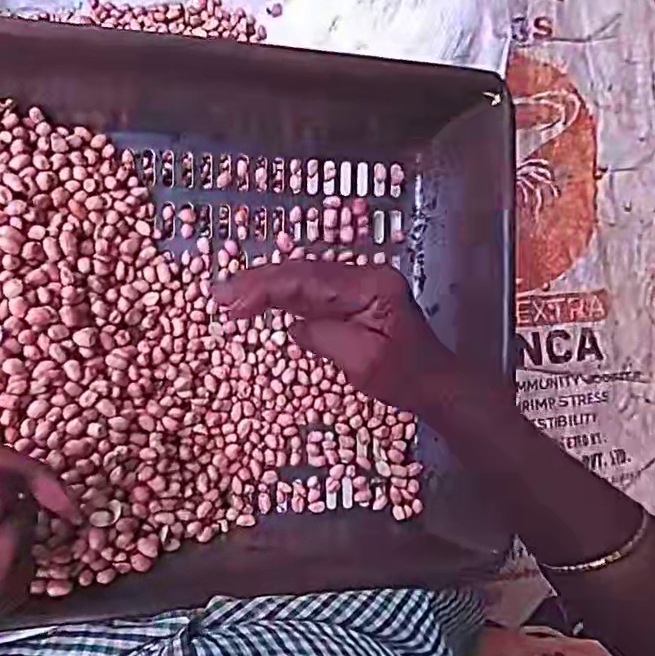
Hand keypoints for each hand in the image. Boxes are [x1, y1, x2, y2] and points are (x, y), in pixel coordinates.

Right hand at [211, 261, 458, 412]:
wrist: (436, 383)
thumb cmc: (407, 377)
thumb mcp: (365, 362)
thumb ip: (325, 337)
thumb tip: (294, 325)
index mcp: (371, 286)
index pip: (307, 280)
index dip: (265, 289)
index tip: (233, 306)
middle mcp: (363, 277)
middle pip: (301, 272)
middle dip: (257, 282)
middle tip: (219, 294)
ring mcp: (357, 286)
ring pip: (301, 278)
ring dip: (263, 287)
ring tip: (228, 296)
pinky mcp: (350, 299)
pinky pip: (308, 293)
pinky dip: (279, 297)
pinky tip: (256, 301)